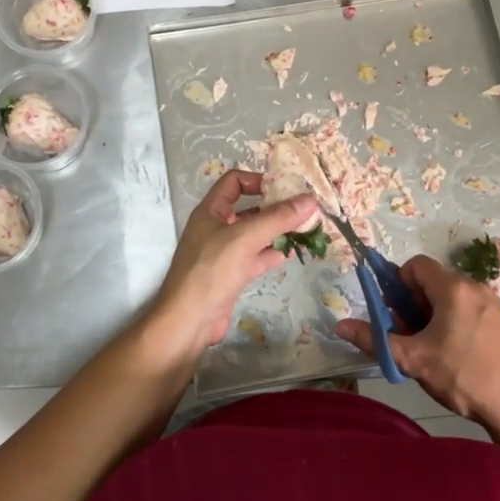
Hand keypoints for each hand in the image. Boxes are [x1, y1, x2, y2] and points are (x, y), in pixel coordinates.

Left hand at [151, 170, 319, 355]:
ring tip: (306, 229)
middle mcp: (217, 227)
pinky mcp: (232, 274)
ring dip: (277, 231)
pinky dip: (272, 253)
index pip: (234, 182)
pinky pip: (256, 257)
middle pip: (249, 209)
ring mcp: (224, 252)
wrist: (189, 320)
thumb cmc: (211, 271)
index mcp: (211, 211)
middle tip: (305, 209)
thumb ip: (277, 218)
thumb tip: (310, 200)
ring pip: (255, 234)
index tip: (285, 188)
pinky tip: (292, 253)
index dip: (257, 180)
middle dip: (275, 208)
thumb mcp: (245, 238)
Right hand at [335, 255, 499, 438]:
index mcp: (453, 288)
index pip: (415, 266)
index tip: (394, 314)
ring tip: (431, 351)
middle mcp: (476, 288)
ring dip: (433, 317)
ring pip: (452, 299)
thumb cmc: (464, 378)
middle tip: (409, 337)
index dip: (397, 285)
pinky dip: (455, 324)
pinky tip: (456, 357)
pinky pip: (470, 311)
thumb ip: (375, 339)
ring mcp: (495, 305)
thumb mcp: (413, 360)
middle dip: (413, 305)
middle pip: (433, 282)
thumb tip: (340, 326)